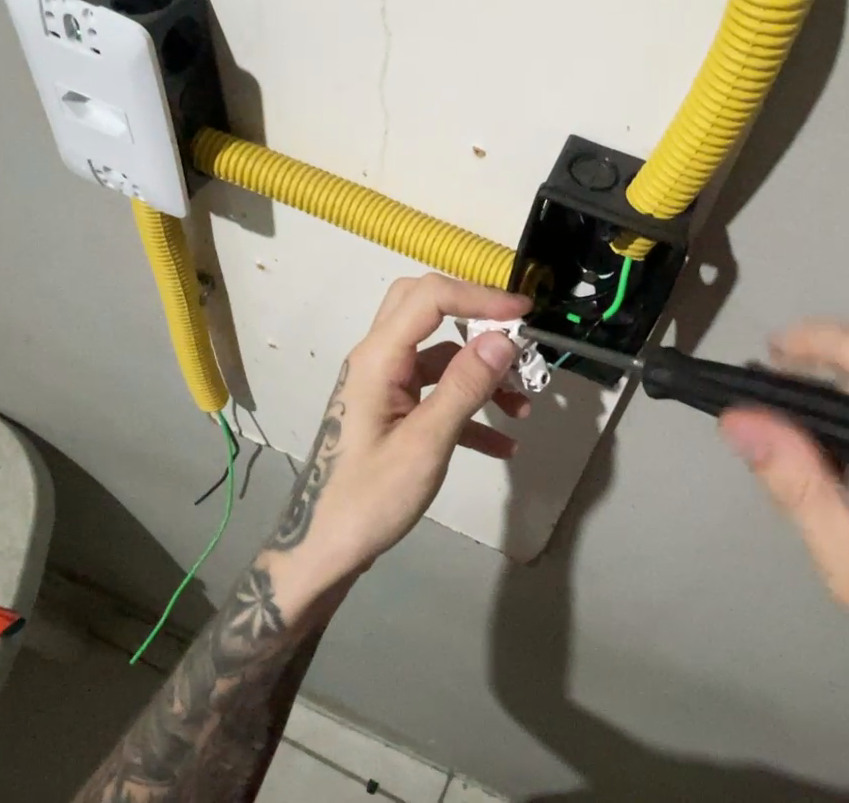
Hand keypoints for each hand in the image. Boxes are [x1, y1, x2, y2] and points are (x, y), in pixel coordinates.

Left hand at [267, 275, 529, 602]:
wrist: (325, 550)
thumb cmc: (370, 498)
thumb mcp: (425, 444)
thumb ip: (464, 387)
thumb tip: (503, 340)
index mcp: (379, 359)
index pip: (430, 297)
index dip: (479, 297)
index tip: (523, 314)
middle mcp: (379, 361)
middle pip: (426, 309)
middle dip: (475, 316)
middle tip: (515, 335)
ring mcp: (385, 387)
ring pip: (439, 356)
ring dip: (481, 374)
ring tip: (521, 407)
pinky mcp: (393, 413)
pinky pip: (437, 395)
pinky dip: (471, 410)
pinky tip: (503, 444)